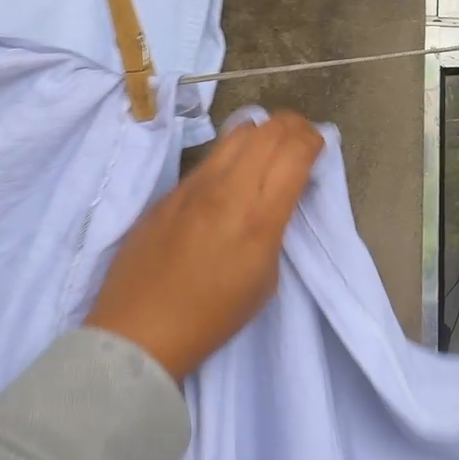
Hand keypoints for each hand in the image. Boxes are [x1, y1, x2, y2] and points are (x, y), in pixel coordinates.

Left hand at [85, 112, 324, 380]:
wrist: (139, 333)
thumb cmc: (214, 316)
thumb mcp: (266, 276)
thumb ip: (275, 225)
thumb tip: (278, 194)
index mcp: (259, 218)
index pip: (296, 151)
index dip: (314, 140)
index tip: (319, 146)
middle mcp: (228, 190)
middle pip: (270, 130)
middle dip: (294, 126)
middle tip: (300, 139)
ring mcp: (194, 187)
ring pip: (238, 133)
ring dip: (262, 133)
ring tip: (268, 150)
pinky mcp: (169, 191)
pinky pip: (210, 157)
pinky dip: (232, 155)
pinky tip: (231, 178)